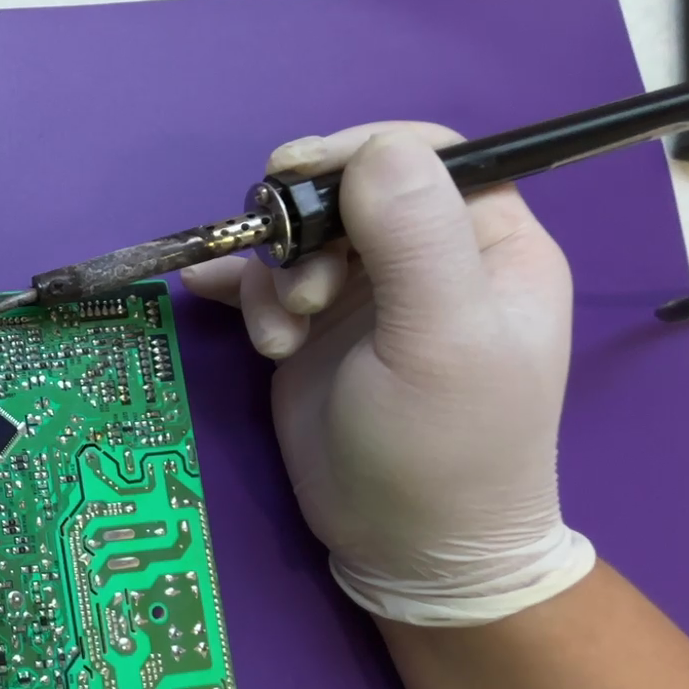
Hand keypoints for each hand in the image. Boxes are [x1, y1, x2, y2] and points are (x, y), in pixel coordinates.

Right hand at [180, 124, 594, 625]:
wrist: (399, 538)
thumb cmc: (441, 441)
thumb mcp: (440, 338)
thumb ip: (414, 238)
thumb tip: (373, 150)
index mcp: (483, 247)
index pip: (424, 159)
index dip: (356, 155)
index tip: (293, 173)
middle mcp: (418, 263)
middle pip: (345, 199)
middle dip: (304, 234)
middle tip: (302, 294)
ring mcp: (356, 299)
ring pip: (294, 244)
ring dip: (270, 281)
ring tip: (278, 339)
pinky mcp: (305, 333)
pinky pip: (260, 286)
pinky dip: (235, 291)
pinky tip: (205, 295)